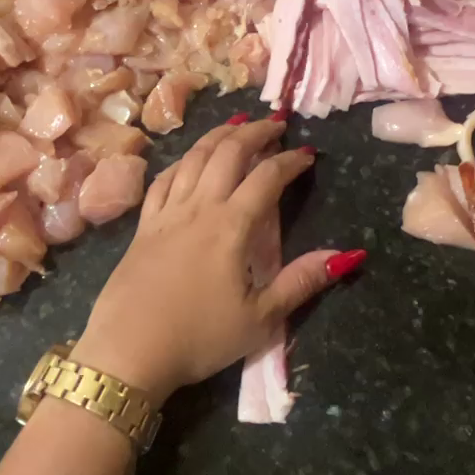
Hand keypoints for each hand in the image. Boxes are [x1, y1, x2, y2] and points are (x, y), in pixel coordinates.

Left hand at [69, 119, 357, 403]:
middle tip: (275, 124)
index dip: (289, 161)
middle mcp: (199, 207)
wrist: (128, 351)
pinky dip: (183, 160)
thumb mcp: (260, 319)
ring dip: (218, 135)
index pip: (266, 178)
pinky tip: (189, 159)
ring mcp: (166, 213)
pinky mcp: (142, 225)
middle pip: (227, 153)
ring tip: (237, 125)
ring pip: (194, 157)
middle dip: (254, 132)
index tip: (307, 153)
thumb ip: (301, 282)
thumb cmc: (199, 338)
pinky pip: (164, 178)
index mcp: (231, 226)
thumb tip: (346, 254)